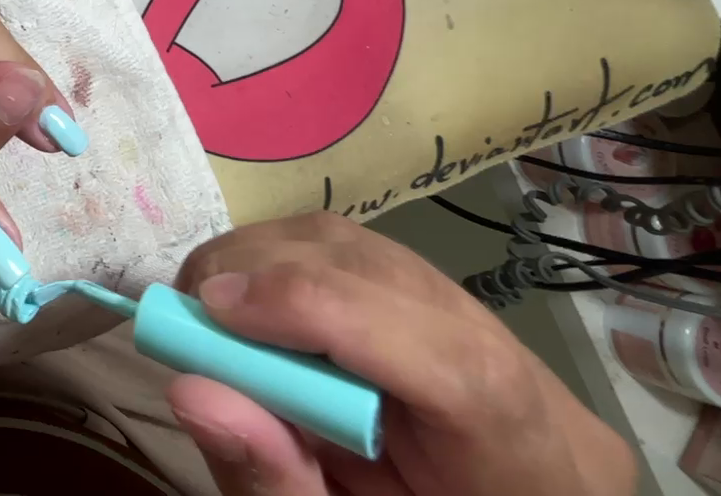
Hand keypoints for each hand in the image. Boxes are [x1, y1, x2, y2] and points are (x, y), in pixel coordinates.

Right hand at [168, 213, 635, 495]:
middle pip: (390, 279)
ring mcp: (479, 329)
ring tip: (206, 313)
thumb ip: (271, 476)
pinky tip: (241, 306)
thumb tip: (189, 387)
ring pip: (356, 248)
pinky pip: (342, 251)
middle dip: (265, 277)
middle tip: (186, 315)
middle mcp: (529, 383)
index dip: (324, 313)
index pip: (457, 366)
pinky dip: (270, 263)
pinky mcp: (429, 301)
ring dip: (256, 262)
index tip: (211, 308)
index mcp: (534, 472)